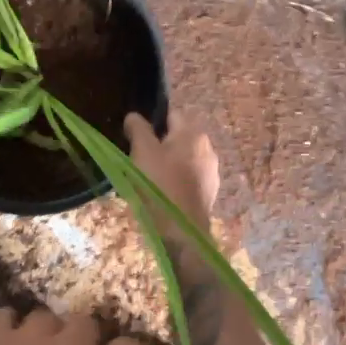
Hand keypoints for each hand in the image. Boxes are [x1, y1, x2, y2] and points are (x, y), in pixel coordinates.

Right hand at [124, 113, 219, 232]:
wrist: (181, 230)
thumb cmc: (160, 183)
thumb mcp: (142, 150)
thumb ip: (138, 128)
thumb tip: (134, 116)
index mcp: (193, 133)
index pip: (171, 115)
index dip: (151, 123)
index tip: (136, 138)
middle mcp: (208, 148)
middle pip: (177, 138)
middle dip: (159, 145)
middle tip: (139, 159)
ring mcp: (211, 172)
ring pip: (183, 159)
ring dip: (168, 164)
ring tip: (148, 179)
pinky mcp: (210, 192)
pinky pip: (188, 178)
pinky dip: (176, 181)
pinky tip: (162, 193)